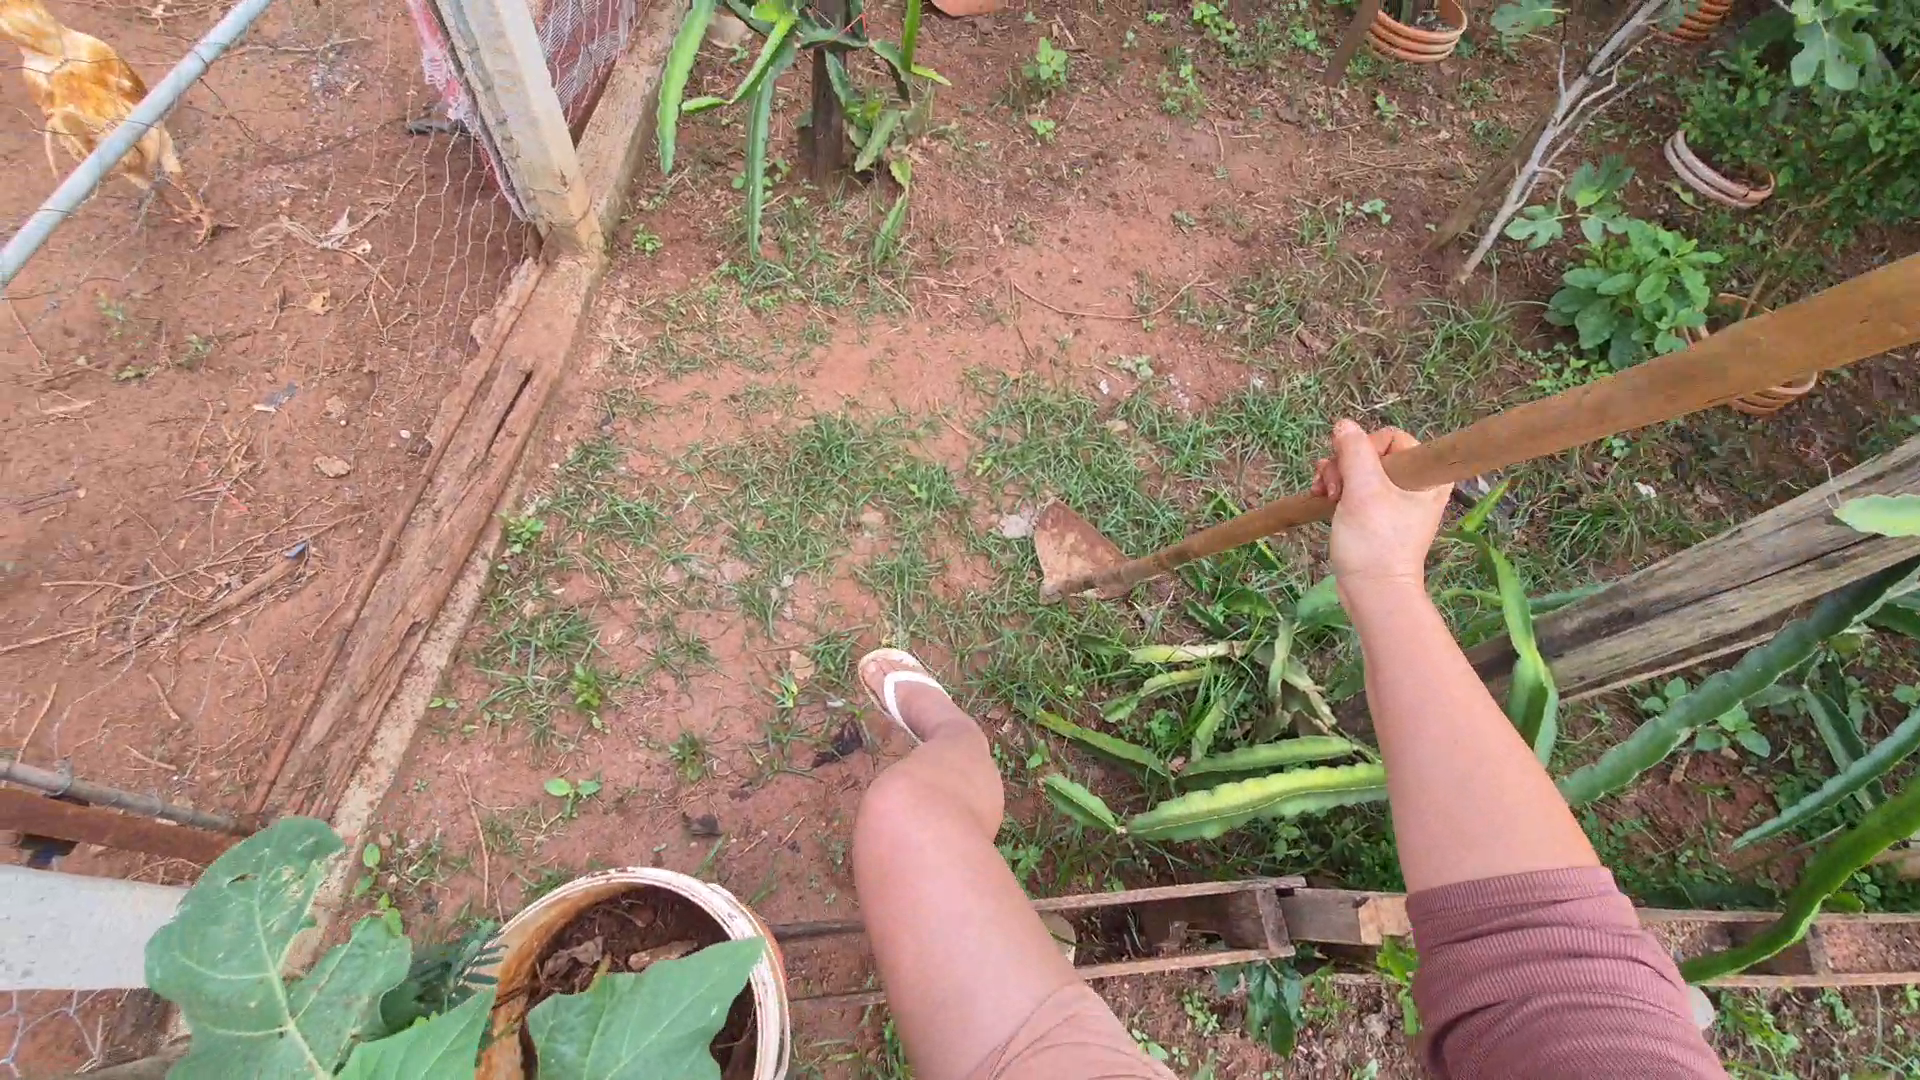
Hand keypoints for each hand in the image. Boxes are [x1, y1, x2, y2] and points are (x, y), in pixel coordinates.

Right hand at [1311, 419, 1448, 598]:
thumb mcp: (1362, 491)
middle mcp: (1413, 483)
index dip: (1365, 447)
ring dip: (1335, 476)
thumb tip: (1343, 424)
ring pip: (1357, 469)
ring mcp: (1394, 499)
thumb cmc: (1374, 540)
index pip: (1393, 438)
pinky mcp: (1376, 513)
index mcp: (1426, 475)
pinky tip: (1323, 498)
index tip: (1350, 469)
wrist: (1372, 589)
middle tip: (1332, 487)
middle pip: (1371, 453)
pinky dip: (1336, 488)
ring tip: (1325, 494)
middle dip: (1344, 464)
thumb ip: (1353, 452)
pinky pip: (1353, 487)